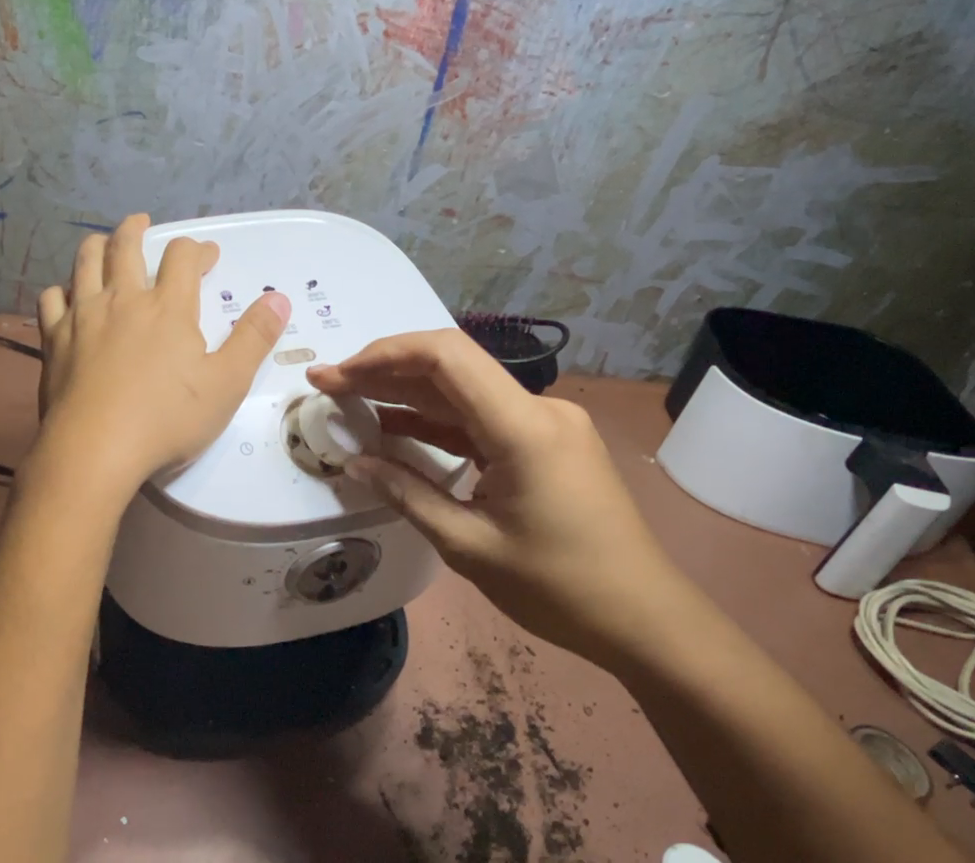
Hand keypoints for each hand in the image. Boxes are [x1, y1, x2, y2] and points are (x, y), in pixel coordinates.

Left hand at [35, 214, 290, 492]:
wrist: (95, 449)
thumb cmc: (167, 419)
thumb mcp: (227, 384)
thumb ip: (253, 338)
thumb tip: (279, 298)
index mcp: (168, 308)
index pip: (182, 257)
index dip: (197, 249)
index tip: (207, 255)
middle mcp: (123, 300)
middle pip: (125, 247)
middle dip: (136, 229)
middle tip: (142, 222)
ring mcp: (83, 317)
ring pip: (85, 263)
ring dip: (96, 245)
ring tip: (101, 241)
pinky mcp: (54, 339)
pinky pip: (52, 300)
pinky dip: (61, 290)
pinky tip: (65, 296)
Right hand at [308, 329, 685, 668]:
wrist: (646, 619)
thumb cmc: (560, 589)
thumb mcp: (469, 546)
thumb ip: (407, 493)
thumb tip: (354, 463)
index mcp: (523, 427)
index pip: (445, 357)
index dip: (383, 355)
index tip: (336, 376)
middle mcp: (539, 409)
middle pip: (451, 366)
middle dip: (384, 371)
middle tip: (327, 386)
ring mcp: (546, 424)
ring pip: (463, 390)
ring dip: (406, 394)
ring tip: (348, 402)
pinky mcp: (546, 442)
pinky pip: (481, 417)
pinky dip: (436, 420)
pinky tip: (394, 429)